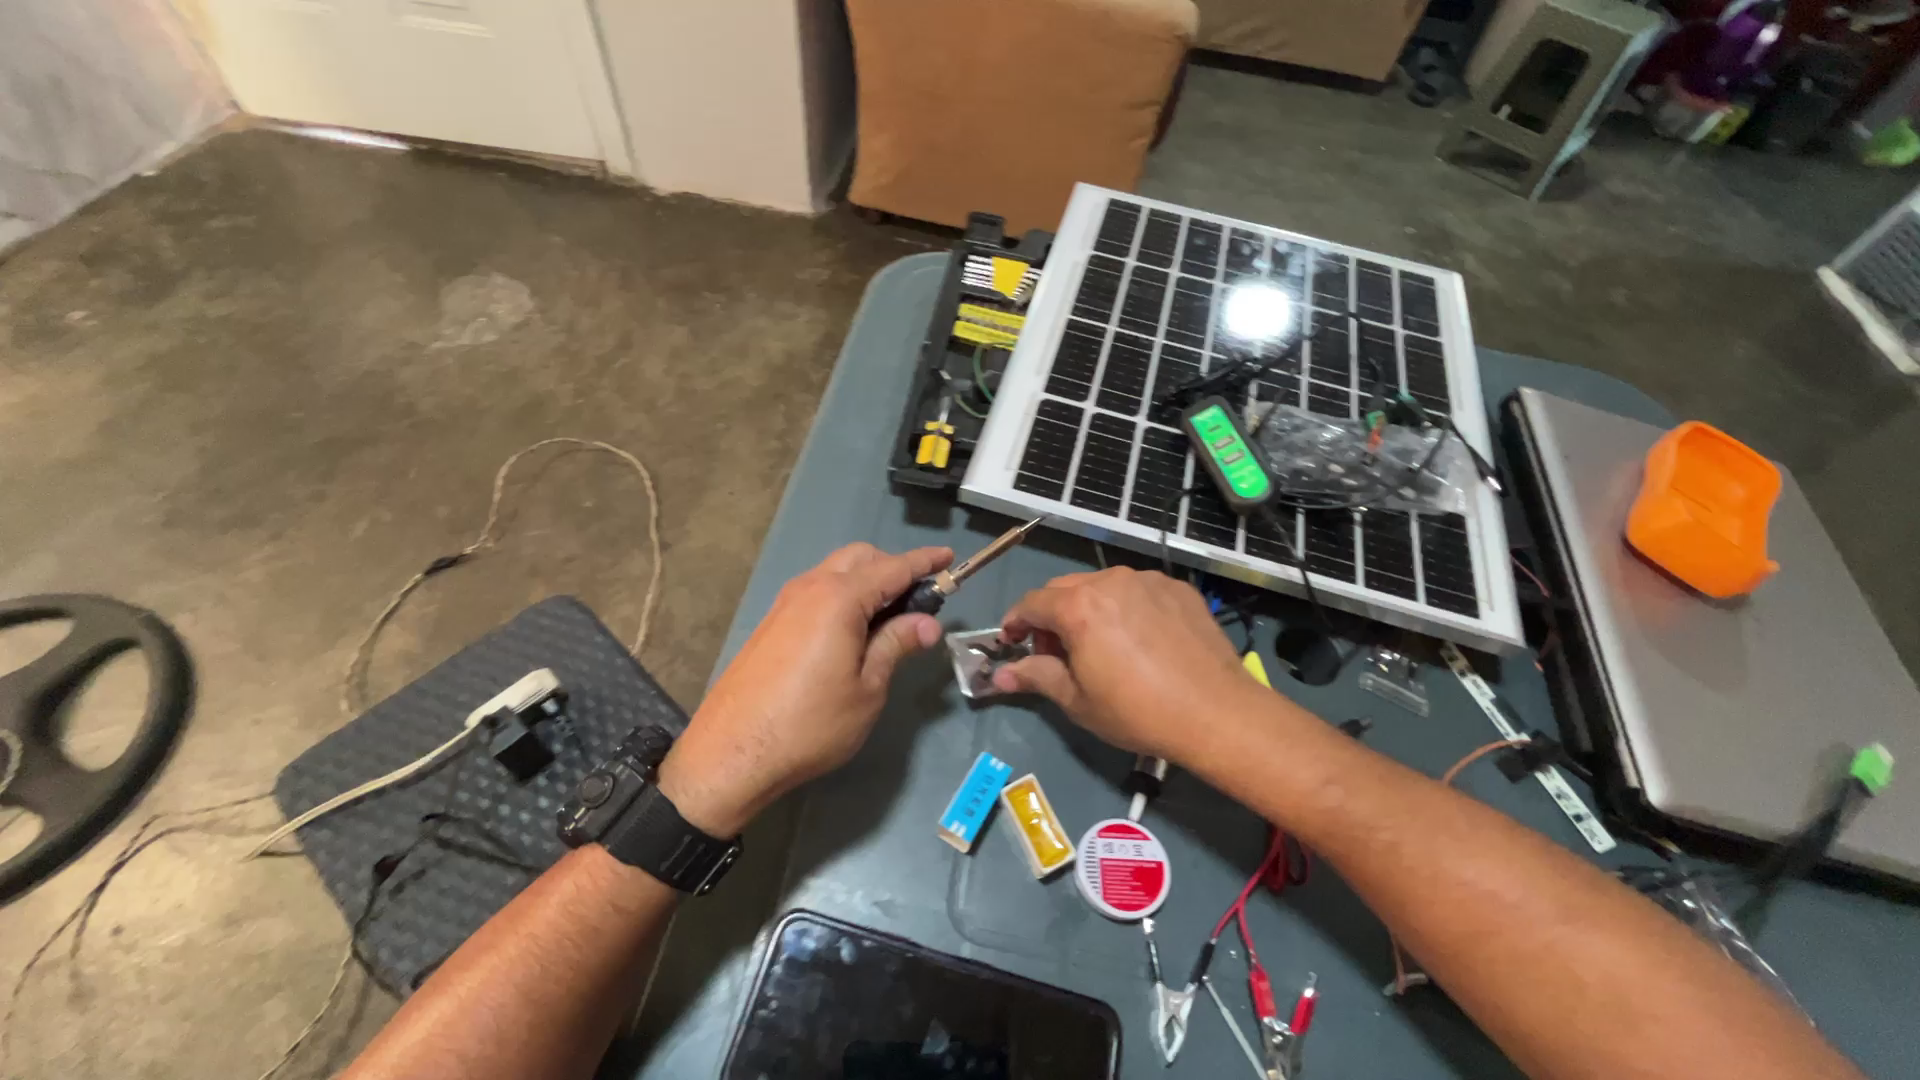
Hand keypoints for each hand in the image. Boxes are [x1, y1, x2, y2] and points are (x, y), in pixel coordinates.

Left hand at [655, 543, 953, 835]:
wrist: (732, 753)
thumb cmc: (810, 724)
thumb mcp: (867, 689)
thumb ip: (896, 645)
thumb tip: (928, 622)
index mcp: (839, 598)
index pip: (893, 568)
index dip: (924, 562)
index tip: (949, 558)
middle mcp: (810, 588)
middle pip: (860, 558)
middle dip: (894, 567)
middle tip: (921, 599)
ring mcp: (786, 603)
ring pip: (835, 572)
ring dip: (867, 581)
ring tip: (891, 617)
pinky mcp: (772, 623)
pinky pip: (817, 591)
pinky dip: (844, 595)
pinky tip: (854, 630)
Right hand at [991, 567, 1266, 760]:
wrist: (1215, 712)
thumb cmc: (1137, 711)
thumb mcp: (1077, 700)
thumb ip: (1036, 676)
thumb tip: (1000, 675)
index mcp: (1078, 606)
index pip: (1031, 603)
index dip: (1015, 622)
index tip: (1013, 643)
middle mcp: (1110, 581)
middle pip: (1064, 589)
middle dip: (1051, 616)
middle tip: (1057, 653)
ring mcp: (1148, 580)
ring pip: (1103, 586)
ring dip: (1089, 608)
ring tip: (1101, 646)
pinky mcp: (1178, 589)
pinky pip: (1138, 591)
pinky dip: (1126, 608)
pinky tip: (1140, 640)